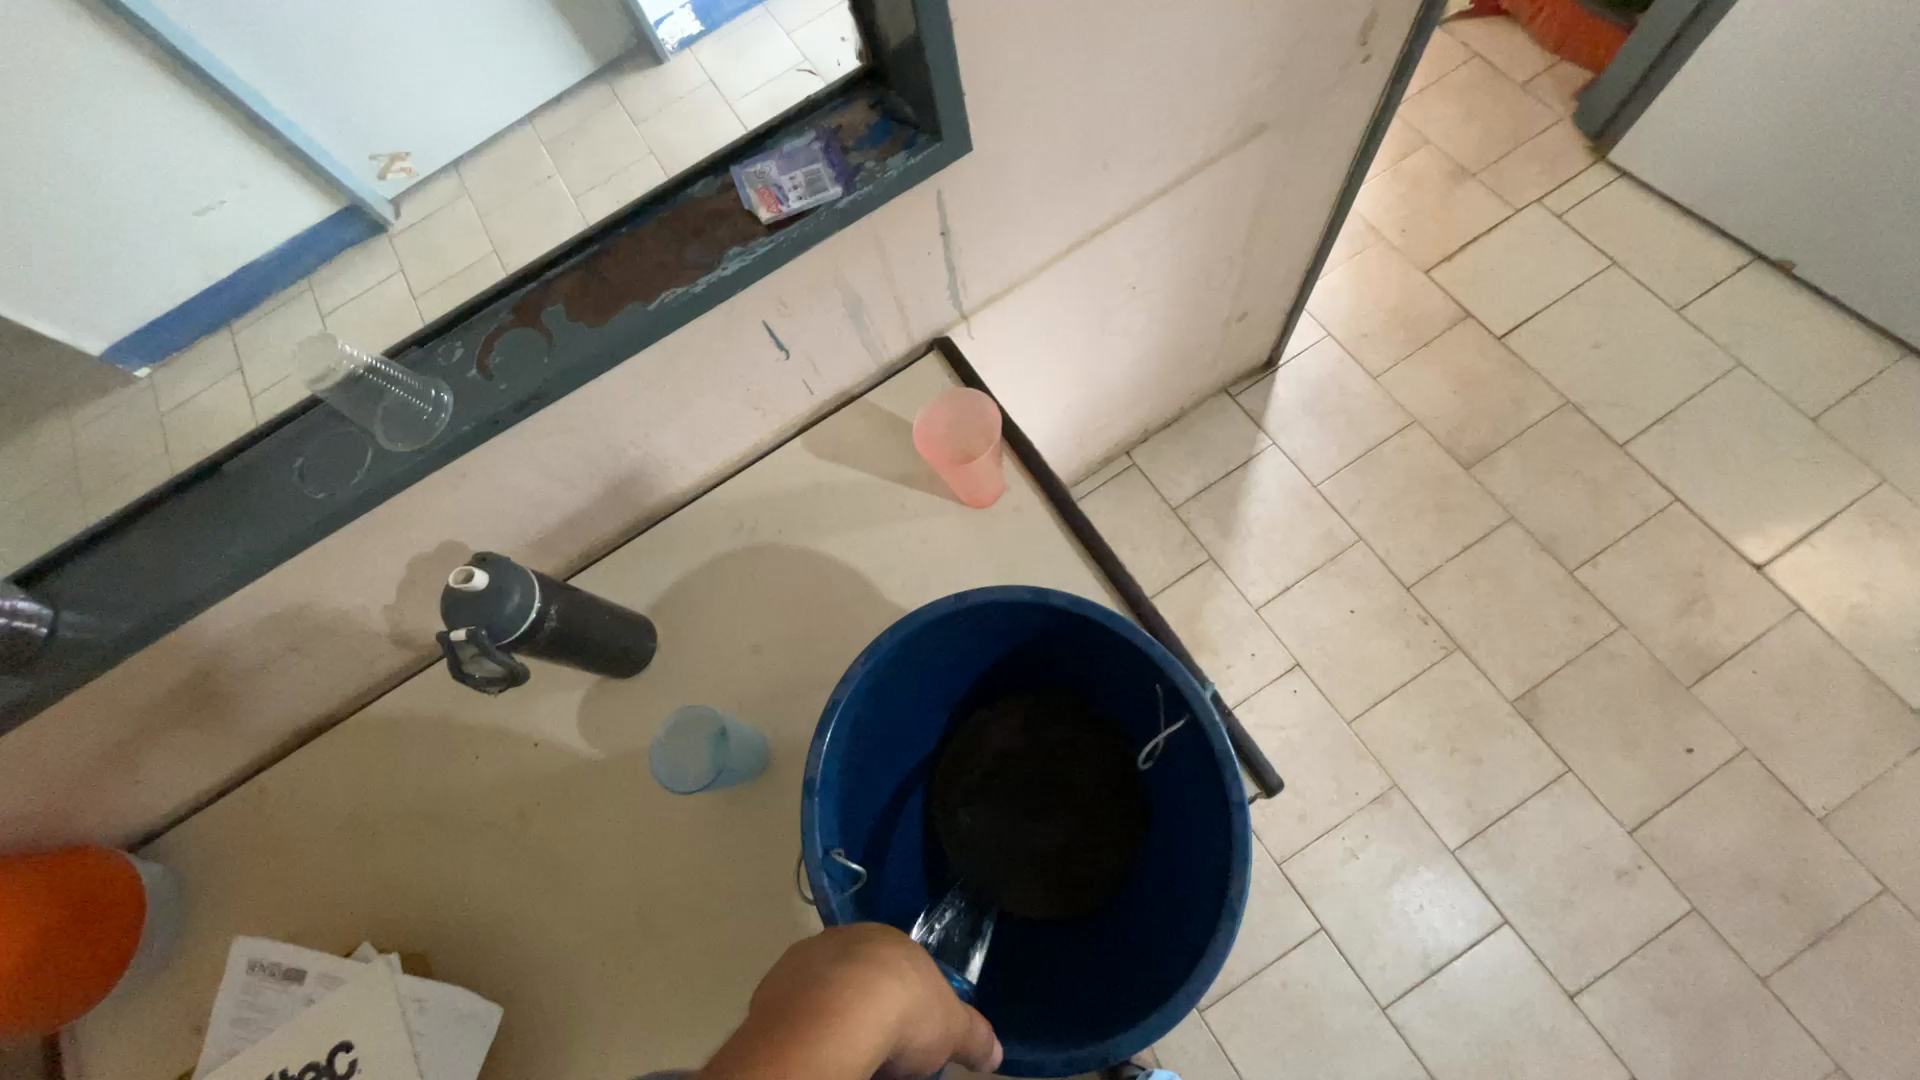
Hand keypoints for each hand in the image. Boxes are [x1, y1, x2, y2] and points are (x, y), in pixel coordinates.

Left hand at [701, 924, 1002, 1079]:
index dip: (907, 1006)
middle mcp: (845, 939)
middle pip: (859, 979)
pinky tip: (817, 1059)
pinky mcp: (771, 989)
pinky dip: (805, 1035)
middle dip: (869, 1015)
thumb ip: (975, 1036)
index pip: (900, 968)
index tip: (911, 1042)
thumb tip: (995, 1053)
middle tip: (881, 1058)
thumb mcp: (953, 1030)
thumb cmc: (903, 1012)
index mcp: (890, 939)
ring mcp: (804, 961)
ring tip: (848, 1063)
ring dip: (833, 1024)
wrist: (836, 1018)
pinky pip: (794, 1014)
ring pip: (823, 995)